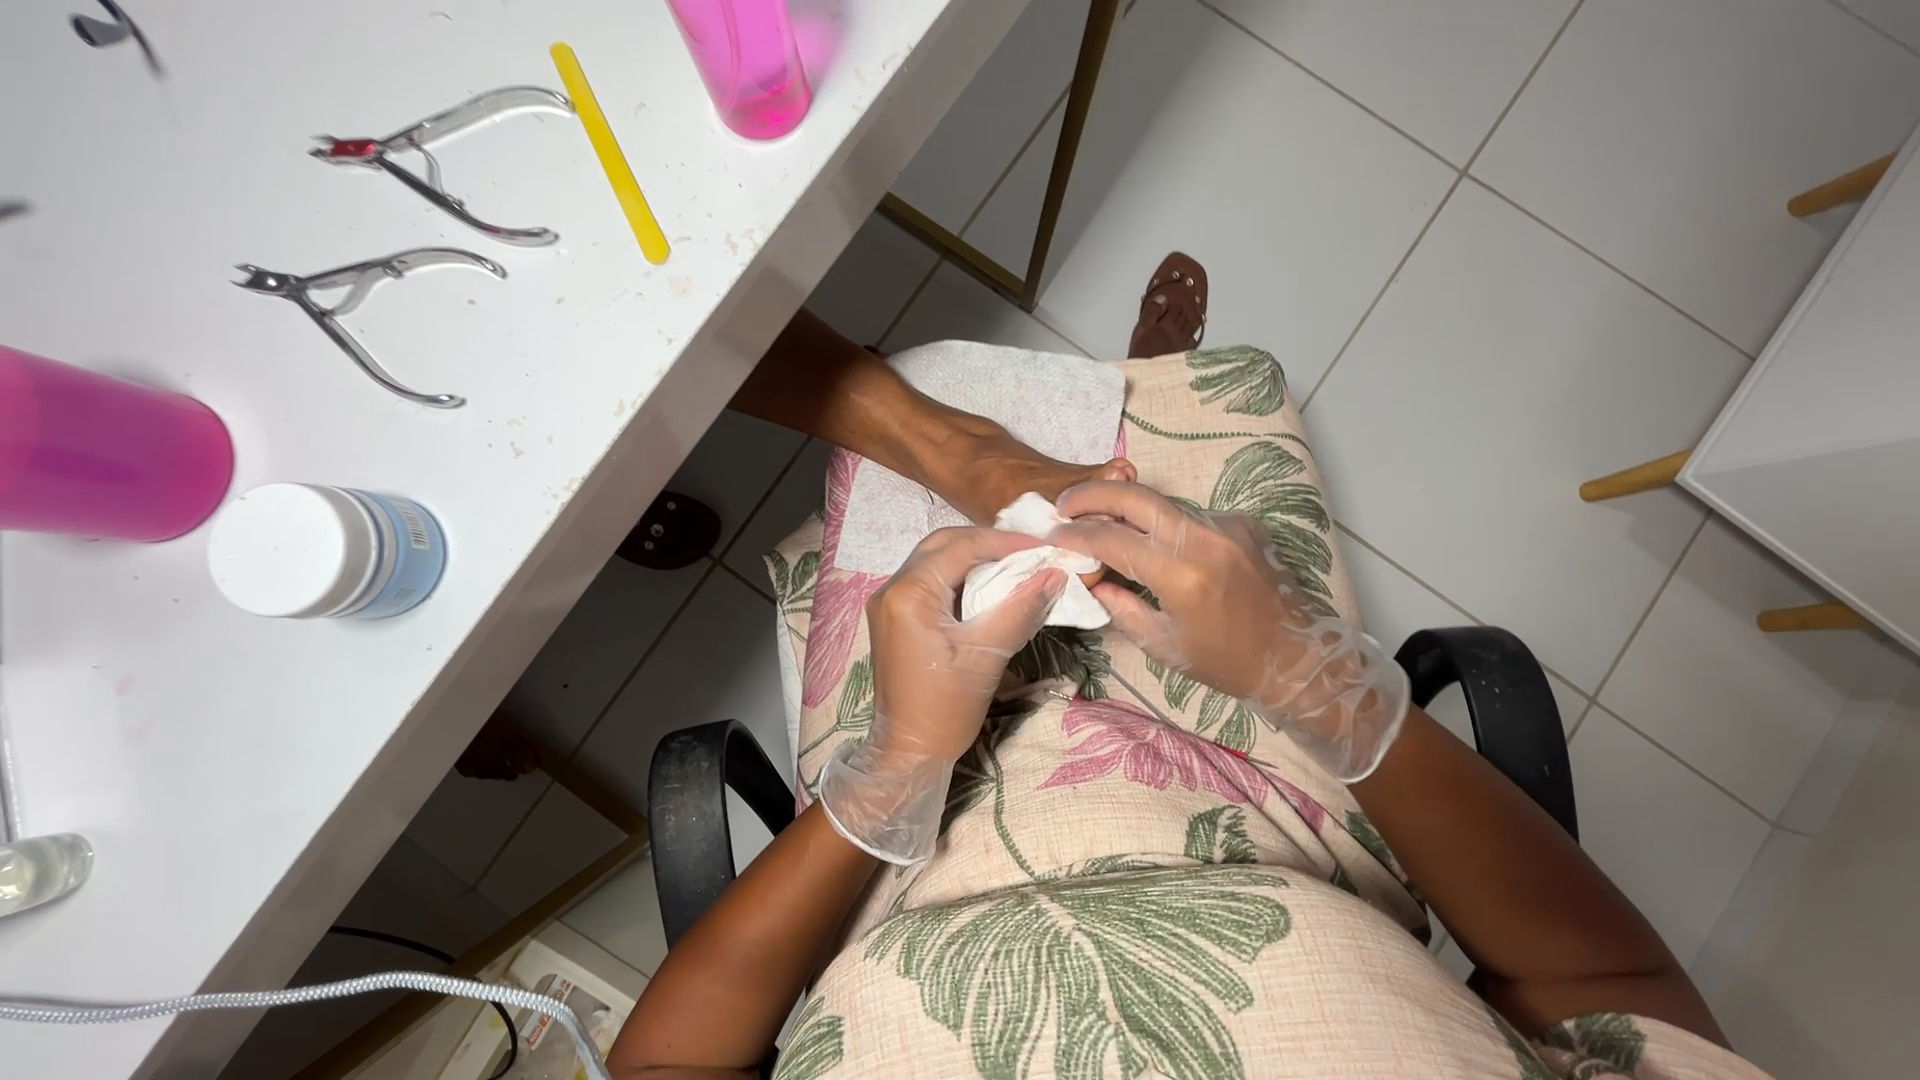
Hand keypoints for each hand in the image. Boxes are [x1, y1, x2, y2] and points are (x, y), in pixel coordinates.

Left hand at [819, 527, 1064, 862]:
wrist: (908, 752)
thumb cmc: (946, 707)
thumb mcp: (988, 655)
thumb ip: (1020, 609)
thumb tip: (1055, 574)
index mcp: (908, 594)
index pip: (961, 547)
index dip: (1005, 542)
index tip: (1043, 547)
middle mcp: (891, 588)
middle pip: (943, 544)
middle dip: (987, 543)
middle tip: (1029, 552)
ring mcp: (887, 601)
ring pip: (934, 559)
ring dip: (972, 557)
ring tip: (1014, 565)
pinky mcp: (893, 616)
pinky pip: (928, 581)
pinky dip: (958, 577)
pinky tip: (987, 586)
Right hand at [1050, 481, 1408, 781]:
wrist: (1297, 658)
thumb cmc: (1226, 662)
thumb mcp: (1163, 645)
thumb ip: (1121, 606)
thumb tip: (1091, 578)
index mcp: (1182, 576)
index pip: (1113, 539)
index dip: (1076, 535)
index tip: (1053, 533)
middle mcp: (1206, 540)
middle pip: (1137, 497)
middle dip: (1093, 495)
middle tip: (1064, 504)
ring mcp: (1228, 526)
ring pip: (1164, 504)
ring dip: (1128, 509)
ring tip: (1102, 523)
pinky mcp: (1244, 523)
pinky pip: (1192, 517)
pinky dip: (1166, 526)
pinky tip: (1156, 544)